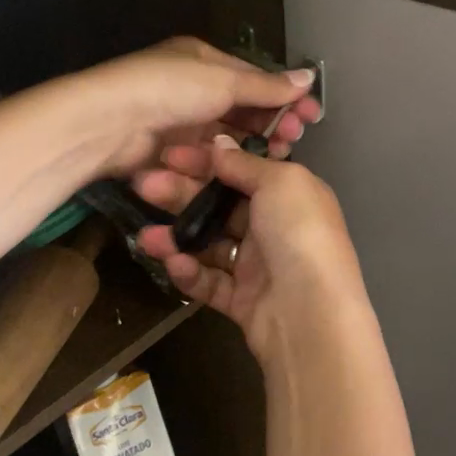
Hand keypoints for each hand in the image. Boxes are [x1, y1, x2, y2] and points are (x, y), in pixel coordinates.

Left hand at [63, 37, 322, 177]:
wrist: (108, 124)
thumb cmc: (169, 89)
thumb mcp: (224, 81)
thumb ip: (267, 86)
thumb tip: (310, 78)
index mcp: (204, 61)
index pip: (254, 79)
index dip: (284, 96)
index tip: (311, 115)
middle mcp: (195, 90)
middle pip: (245, 109)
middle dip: (273, 122)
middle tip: (296, 137)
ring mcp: (183, 123)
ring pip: (230, 136)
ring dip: (256, 144)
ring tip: (279, 155)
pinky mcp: (173, 153)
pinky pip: (210, 158)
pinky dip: (231, 161)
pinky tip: (251, 170)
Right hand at [135, 138, 368, 361]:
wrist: (311, 312)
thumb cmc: (300, 233)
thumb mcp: (280, 182)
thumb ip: (246, 164)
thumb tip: (219, 143)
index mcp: (291, 194)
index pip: (242, 170)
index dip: (206, 161)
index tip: (167, 153)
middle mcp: (276, 226)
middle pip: (221, 205)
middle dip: (182, 194)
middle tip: (143, 186)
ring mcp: (260, 265)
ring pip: (210, 244)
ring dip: (178, 237)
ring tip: (146, 236)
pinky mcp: (243, 300)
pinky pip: (211, 281)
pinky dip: (191, 272)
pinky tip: (174, 263)